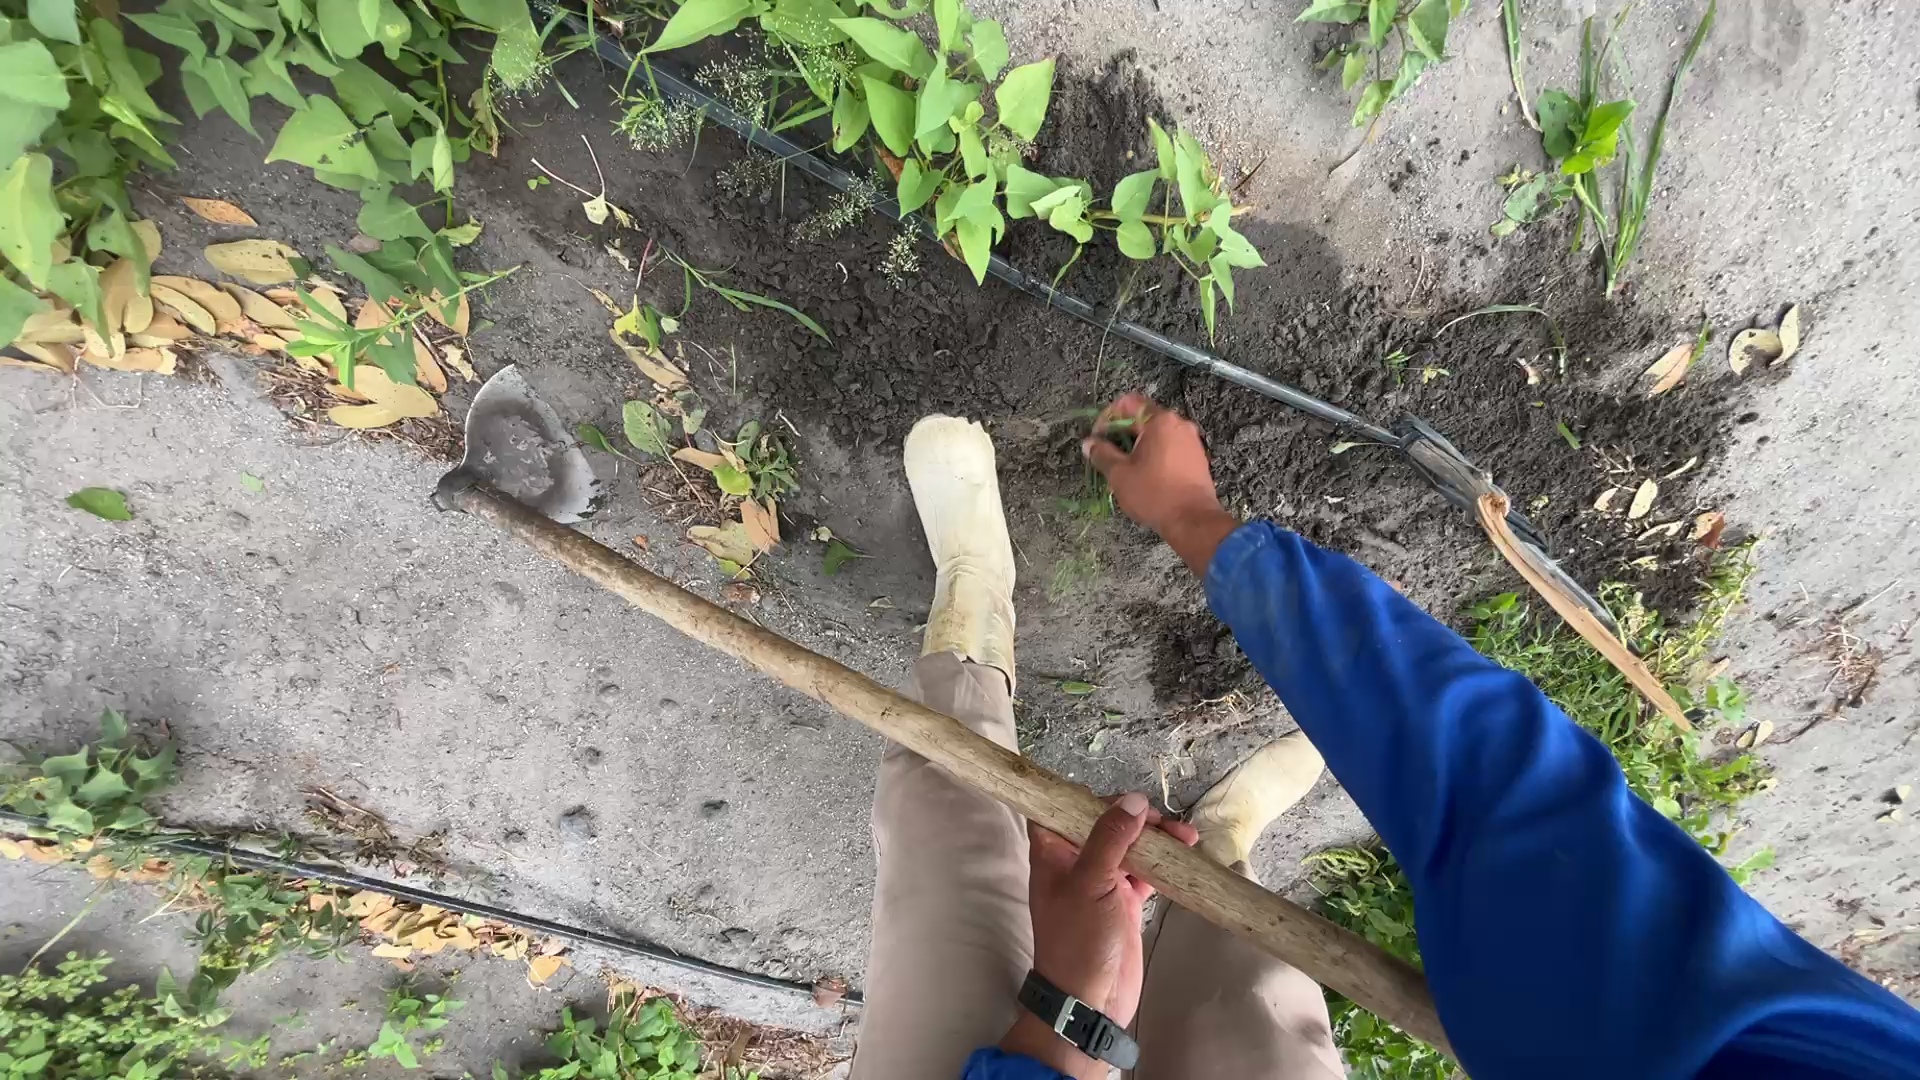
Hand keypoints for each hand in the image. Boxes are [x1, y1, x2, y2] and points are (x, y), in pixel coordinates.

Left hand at [998, 792, 1198, 1078]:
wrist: (1090, 1004)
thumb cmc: (1078, 939)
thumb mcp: (1090, 882)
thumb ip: (1110, 838)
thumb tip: (1133, 799)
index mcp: (1053, 850)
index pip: (1063, 807)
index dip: (1088, 796)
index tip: (1121, 794)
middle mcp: (1075, 859)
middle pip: (1104, 823)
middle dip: (1135, 817)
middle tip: (1164, 822)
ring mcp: (1101, 880)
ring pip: (1129, 846)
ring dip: (1156, 839)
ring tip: (1187, 836)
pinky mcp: (1124, 900)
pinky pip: (1144, 872)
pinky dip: (1163, 865)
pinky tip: (1185, 858)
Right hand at [1081, 393, 1239, 574]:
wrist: (1192, 520)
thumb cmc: (1154, 494)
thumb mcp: (1119, 474)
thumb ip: (1101, 454)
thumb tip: (1089, 443)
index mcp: (1160, 421)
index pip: (1128, 403)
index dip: (1107, 417)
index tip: (1097, 437)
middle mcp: (1179, 424)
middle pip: (1143, 418)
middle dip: (1120, 434)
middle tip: (1106, 454)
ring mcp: (1190, 441)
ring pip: (1156, 434)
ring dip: (1136, 446)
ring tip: (1122, 468)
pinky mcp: (1196, 458)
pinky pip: (1168, 447)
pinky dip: (1152, 454)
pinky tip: (1142, 475)